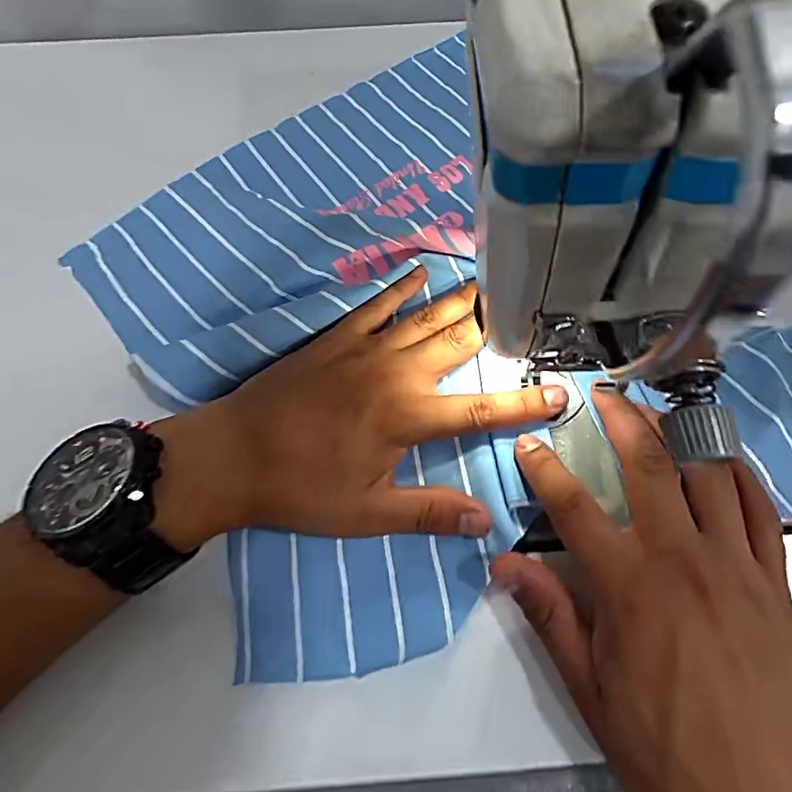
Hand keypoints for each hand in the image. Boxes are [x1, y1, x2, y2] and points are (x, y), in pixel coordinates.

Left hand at [147, 265, 566, 549]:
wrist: (233, 456)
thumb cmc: (301, 489)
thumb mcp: (366, 514)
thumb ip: (428, 513)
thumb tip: (486, 520)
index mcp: (408, 417)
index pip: (480, 409)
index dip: (523, 403)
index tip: (559, 392)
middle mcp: (397, 373)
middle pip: (458, 344)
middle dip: (494, 330)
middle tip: (525, 312)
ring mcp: (366, 349)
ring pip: (425, 317)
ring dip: (459, 301)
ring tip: (488, 283)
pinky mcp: (337, 338)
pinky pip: (376, 305)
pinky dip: (401, 287)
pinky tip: (420, 271)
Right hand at [490, 388, 791, 791]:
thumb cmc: (673, 752)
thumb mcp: (593, 692)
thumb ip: (552, 618)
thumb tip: (507, 570)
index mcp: (631, 588)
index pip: (575, 508)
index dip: (545, 470)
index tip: (530, 447)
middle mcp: (683, 560)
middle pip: (649, 464)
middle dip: (622, 419)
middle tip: (605, 396)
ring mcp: (736, 563)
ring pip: (709, 472)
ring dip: (682, 432)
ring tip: (661, 412)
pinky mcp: (776, 579)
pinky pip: (761, 508)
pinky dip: (741, 476)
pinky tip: (726, 463)